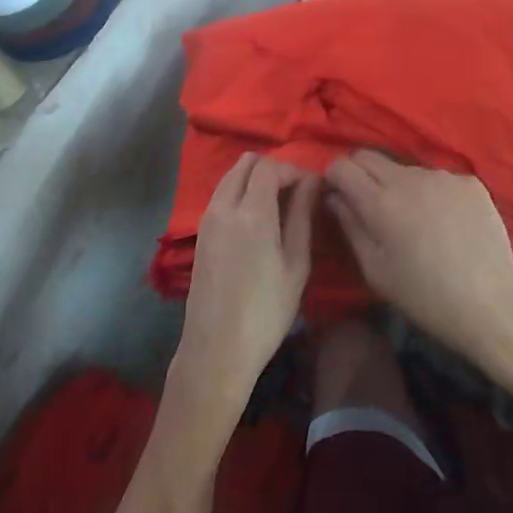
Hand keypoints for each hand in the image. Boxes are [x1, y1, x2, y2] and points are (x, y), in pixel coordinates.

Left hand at [177, 153, 318, 388]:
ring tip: (279, 205)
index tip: (312, 188)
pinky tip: (259, 220)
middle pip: (246, 163)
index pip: (270, 167)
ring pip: (231, 176)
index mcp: (251, 212)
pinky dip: (241, 193)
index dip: (294, 170)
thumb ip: (302, 216)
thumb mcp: (296, 264)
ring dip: (255, 179)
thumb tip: (311, 181)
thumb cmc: (267, 311)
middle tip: (295, 192)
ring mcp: (208, 219)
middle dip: (273, 168)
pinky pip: (222, 195)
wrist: (217, 349)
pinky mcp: (201, 234)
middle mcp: (224, 207)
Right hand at [324, 150, 512, 364]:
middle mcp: (409, 177)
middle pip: (370, 156)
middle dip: (360, 173)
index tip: (339, 196)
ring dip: (399, 185)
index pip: (343, 165)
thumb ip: (350, 226)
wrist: (489, 301)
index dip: (334, 177)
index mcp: (380, 201)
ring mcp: (443, 176)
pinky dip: (432, 194)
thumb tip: (335, 197)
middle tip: (368, 204)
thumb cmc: (424, 295)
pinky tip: (445, 223)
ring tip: (414, 220)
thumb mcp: (375, 270)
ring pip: (406, 168)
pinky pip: (438, 179)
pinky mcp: (469, 181)